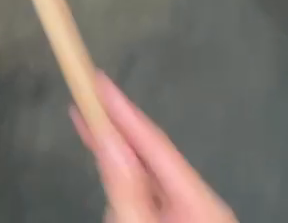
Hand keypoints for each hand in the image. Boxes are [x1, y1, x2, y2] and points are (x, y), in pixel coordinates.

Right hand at [74, 75, 234, 222]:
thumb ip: (124, 186)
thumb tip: (107, 135)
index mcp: (204, 202)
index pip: (156, 143)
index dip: (124, 109)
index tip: (97, 78)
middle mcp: (202, 202)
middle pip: (151, 156)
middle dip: (116, 132)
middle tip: (83, 94)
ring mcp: (192, 214)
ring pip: (147, 175)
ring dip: (119, 163)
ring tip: (89, 136)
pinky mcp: (181, 221)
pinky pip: (150, 194)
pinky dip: (127, 185)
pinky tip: (110, 178)